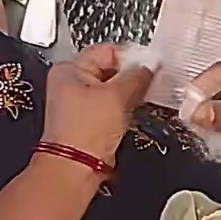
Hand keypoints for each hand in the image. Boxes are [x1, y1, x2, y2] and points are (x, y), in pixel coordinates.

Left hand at [41, 45, 152, 164]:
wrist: (76, 168)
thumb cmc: (85, 131)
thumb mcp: (117, 95)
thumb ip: (138, 76)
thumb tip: (150, 66)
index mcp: (70, 69)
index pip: (107, 51)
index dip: (131, 57)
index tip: (150, 65)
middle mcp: (71, 83)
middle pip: (111, 69)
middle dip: (132, 77)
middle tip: (148, 83)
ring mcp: (80, 102)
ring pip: (114, 89)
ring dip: (129, 94)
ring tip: (139, 100)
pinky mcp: (90, 120)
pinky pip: (112, 106)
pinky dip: (124, 108)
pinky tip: (131, 113)